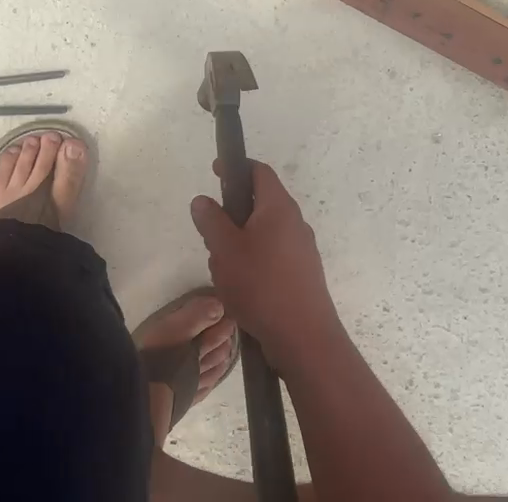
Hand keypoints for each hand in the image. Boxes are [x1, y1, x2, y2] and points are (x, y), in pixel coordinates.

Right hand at [191, 160, 344, 377]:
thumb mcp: (224, 249)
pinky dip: (253, 263)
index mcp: (278, 208)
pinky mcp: (303, 276)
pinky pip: (272, 257)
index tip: (215, 172)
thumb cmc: (261, 285)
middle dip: (231, 216)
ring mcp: (302, 251)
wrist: (305, 339)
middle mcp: (295, 223)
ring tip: (222, 269)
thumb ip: (211, 220)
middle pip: (259, 205)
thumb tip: (203, 200)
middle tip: (210, 235)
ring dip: (239, 244)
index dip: (237, 167)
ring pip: (263, 234)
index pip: (259, 171)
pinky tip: (240, 289)